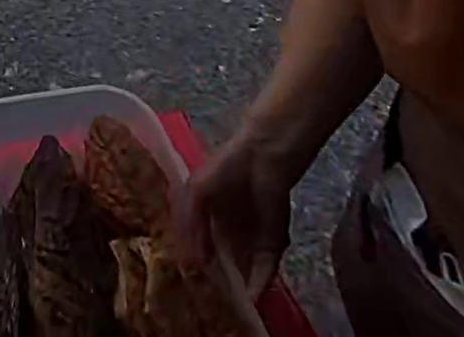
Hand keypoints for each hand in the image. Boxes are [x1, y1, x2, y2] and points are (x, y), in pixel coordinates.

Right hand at [181, 123, 293, 300]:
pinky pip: (266, 269)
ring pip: (244, 268)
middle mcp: (230, 229)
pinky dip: (259, 283)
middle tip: (212, 297)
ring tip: (233, 303)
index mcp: (209, 214)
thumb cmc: (225, 169)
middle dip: (220, 278)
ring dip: (240, 285)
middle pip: (223, 260)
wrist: (261, 160)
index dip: (197, 258)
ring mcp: (252, 238)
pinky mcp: (273, 244)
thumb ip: (192, 221)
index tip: (190, 278)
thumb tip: (197, 255)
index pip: (202, 244)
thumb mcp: (198, 190)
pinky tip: (252, 296)